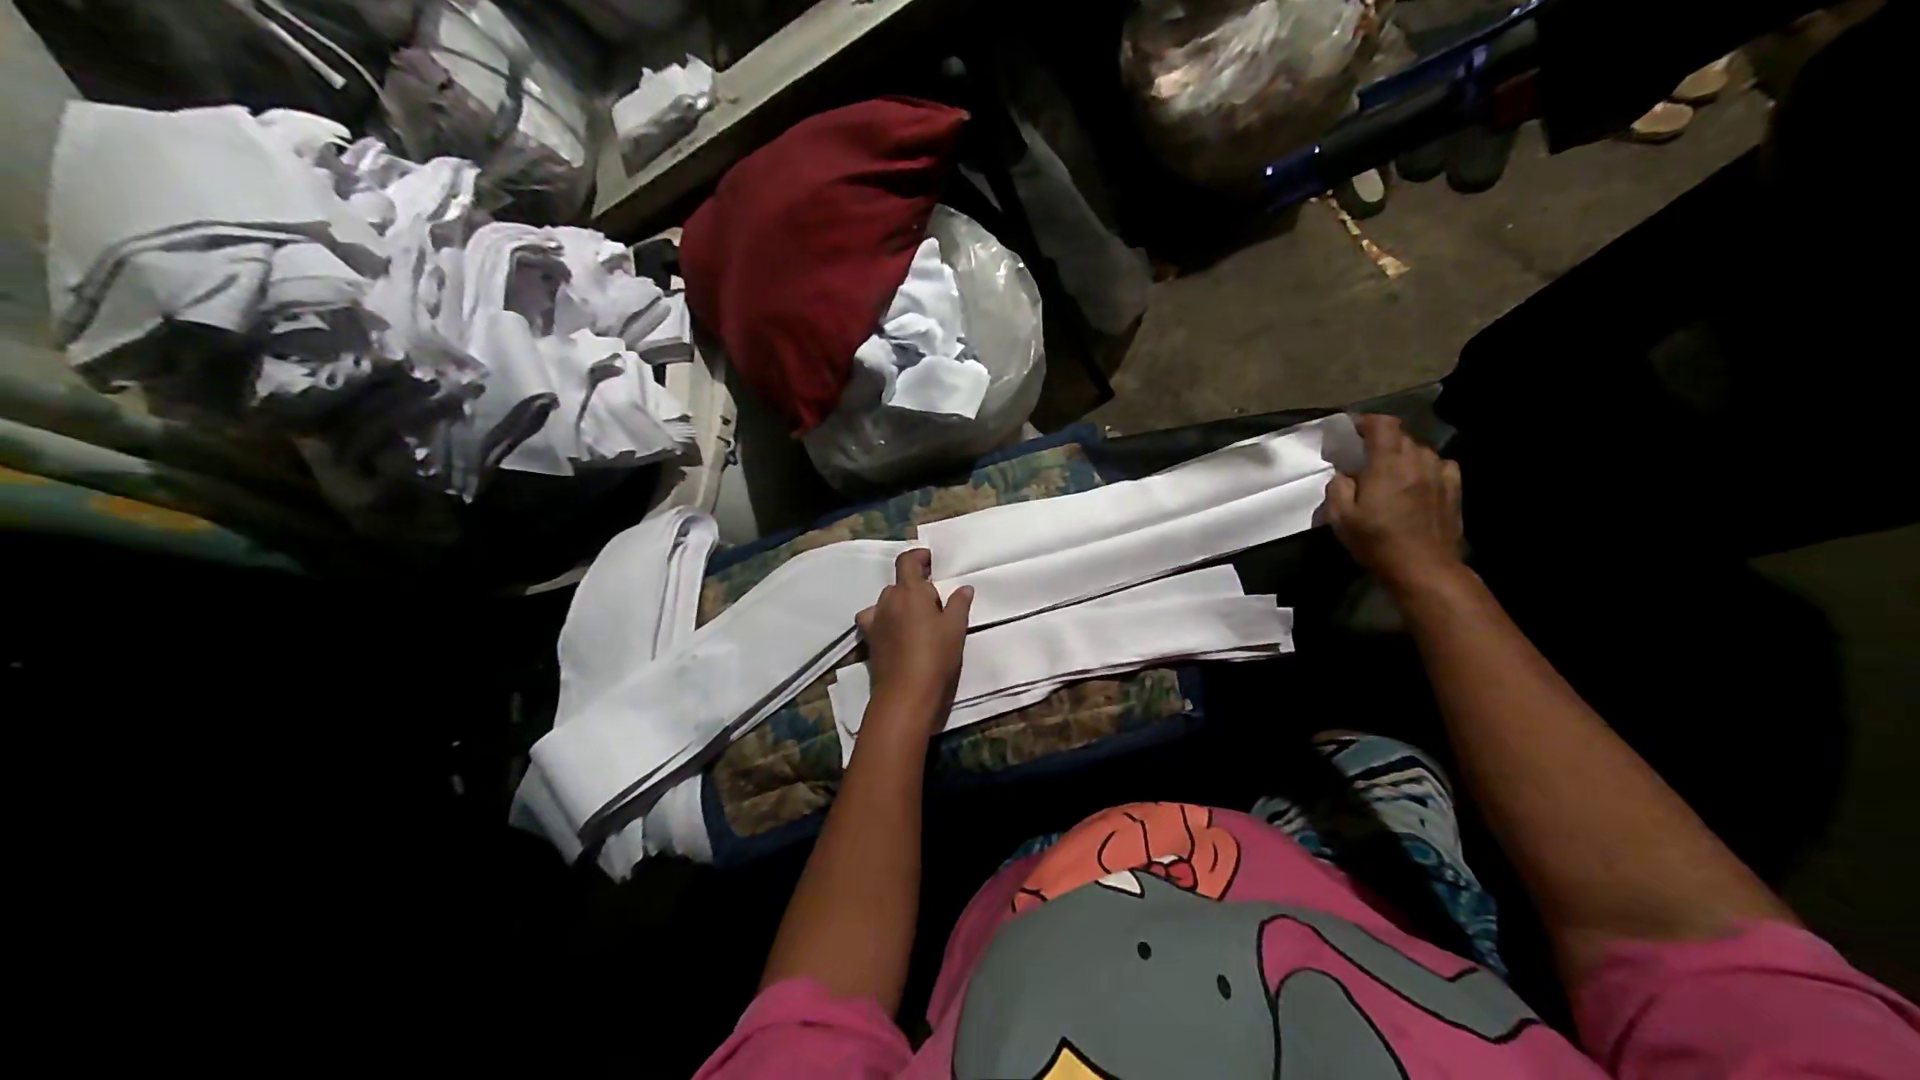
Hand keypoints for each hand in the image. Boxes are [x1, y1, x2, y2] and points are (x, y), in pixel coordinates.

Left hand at [856, 549, 972, 723]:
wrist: (906, 694)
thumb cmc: (936, 657)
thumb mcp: (955, 629)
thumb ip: (959, 604)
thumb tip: (964, 588)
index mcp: (910, 591)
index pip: (907, 561)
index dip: (918, 557)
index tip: (931, 561)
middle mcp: (888, 600)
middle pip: (899, 583)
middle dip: (915, 587)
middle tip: (935, 602)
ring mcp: (876, 619)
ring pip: (887, 601)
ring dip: (900, 603)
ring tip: (918, 618)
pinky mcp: (870, 639)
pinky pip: (875, 619)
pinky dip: (884, 619)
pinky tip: (894, 630)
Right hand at [1327, 414, 1464, 592]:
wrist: (1424, 568)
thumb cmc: (1377, 542)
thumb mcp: (1340, 518)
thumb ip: (1338, 487)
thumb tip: (1344, 474)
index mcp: (1387, 464)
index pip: (1382, 425)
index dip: (1366, 422)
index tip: (1352, 430)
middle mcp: (1417, 461)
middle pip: (1401, 436)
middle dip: (1381, 440)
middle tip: (1364, 456)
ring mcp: (1440, 474)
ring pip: (1420, 450)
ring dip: (1402, 454)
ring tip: (1390, 471)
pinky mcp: (1454, 489)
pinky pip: (1439, 465)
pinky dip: (1424, 467)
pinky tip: (1417, 481)